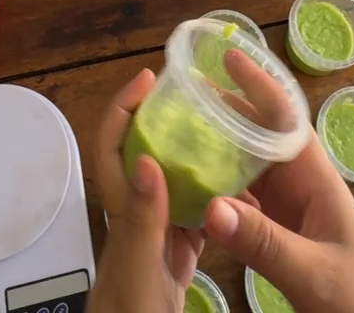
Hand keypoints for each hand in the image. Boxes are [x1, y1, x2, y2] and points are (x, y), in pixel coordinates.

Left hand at [88, 68, 202, 312]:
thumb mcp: (138, 275)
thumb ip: (141, 222)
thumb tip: (147, 159)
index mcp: (123, 214)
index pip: (113, 147)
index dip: (123, 108)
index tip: (149, 79)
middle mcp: (138, 216)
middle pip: (144, 153)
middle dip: (165, 118)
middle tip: (199, 96)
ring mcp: (158, 237)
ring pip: (173, 180)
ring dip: (193, 152)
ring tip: (226, 130)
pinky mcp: (177, 257)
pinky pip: (195, 214)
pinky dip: (215, 197)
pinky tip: (241, 190)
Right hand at [203, 58, 353, 312]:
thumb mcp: (316, 274)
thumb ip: (265, 242)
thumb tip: (209, 205)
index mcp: (316, 178)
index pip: (284, 118)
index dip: (258, 83)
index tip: (226, 57)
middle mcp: (300, 185)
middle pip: (258, 136)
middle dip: (225, 112)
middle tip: (181, 96)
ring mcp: (289, 212)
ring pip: (247, 168)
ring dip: (217, 151)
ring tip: (176, 135)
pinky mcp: (279, 238)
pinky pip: (242, 203)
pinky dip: (216, 192)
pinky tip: (189, 191)